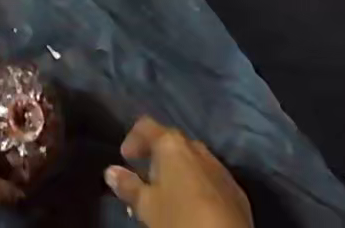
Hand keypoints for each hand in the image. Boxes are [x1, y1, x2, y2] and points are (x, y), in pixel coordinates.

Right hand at [104, 116, 252, 227]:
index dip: (132, 138)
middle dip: (155, 158)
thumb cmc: (179, 219)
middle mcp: (196, 146)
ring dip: (176, 172)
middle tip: (143, 182)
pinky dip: (195, 184)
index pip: (146, 126)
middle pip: (169, 143)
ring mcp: (218, 166)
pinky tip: (192, 207)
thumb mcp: (148, 207)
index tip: (124, 158)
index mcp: (172, 144)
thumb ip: (128, 186)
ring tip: (166, 197)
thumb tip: (110, 170)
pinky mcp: (234, 188)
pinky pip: (208, 177)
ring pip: (191, 160)